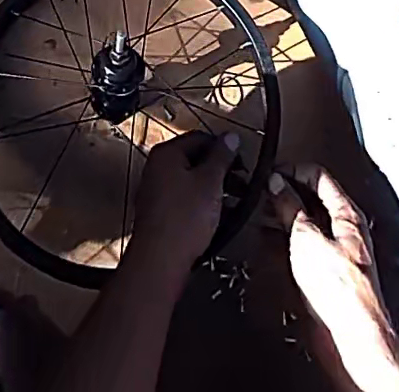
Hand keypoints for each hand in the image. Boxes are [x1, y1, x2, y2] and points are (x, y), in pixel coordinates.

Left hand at [129, 131, 237, 274]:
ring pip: (191, 180)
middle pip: (194, 158)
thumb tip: (230, 137)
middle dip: (221, 170)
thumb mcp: (210, 182)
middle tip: (241, 184)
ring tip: (235, 202)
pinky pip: (184, 198)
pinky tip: (219, 217)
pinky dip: (202, 202)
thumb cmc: (185, 217)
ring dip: (214, 187)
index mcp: (167, 153)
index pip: (200, 137)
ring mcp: (156, 189)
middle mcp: (157, 166)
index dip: (224, 148)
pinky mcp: (159, 212)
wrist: (159, 261)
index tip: (242, 164)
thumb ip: (221, 157)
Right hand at [270, 164, 398, 391]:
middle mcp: (344, 229)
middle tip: (263, 192)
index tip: (271, 173)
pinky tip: (268, 240)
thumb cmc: (341, 291)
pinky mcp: (326, 271)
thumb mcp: (306, 237)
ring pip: (305, 221)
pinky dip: (284, 238)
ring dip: (282, 215)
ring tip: (260, 212)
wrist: (352, 339)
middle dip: (285, 192)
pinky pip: (302, 244)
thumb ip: (290, 206)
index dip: (292, 170)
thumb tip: (278, 183)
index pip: (318, 175)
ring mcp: (335, 250)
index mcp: (346, 214)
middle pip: (311, 198)